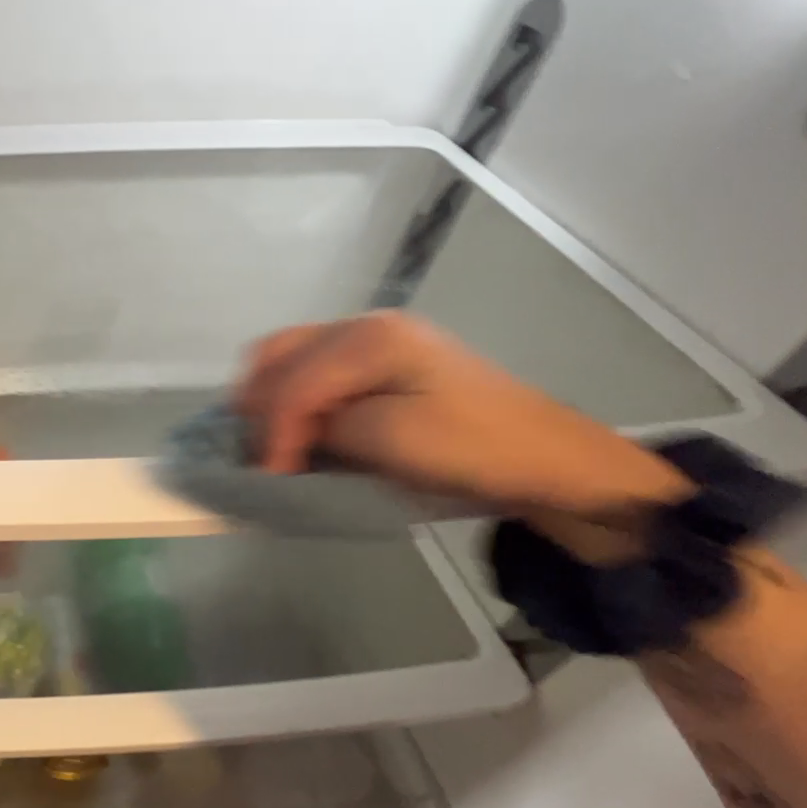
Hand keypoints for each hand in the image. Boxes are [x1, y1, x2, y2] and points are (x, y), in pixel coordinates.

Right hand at [236, 312, 691, 559]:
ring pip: (288, 360)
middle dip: (257, 407)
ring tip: (272, 445)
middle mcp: (363, 326)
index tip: (267, 481)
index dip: (269, 434)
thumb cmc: (472, 450)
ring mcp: (372, 341)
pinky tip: (299, 431)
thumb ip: (323, 428)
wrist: (550, 461)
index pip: (290, 384)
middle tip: (256, 455)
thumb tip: (278, 439)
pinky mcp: (380, 364)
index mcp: (368, 339)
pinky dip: (294, 401)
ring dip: (271, 403)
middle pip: (275, 355)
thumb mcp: (390, 440)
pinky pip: (312, 372)